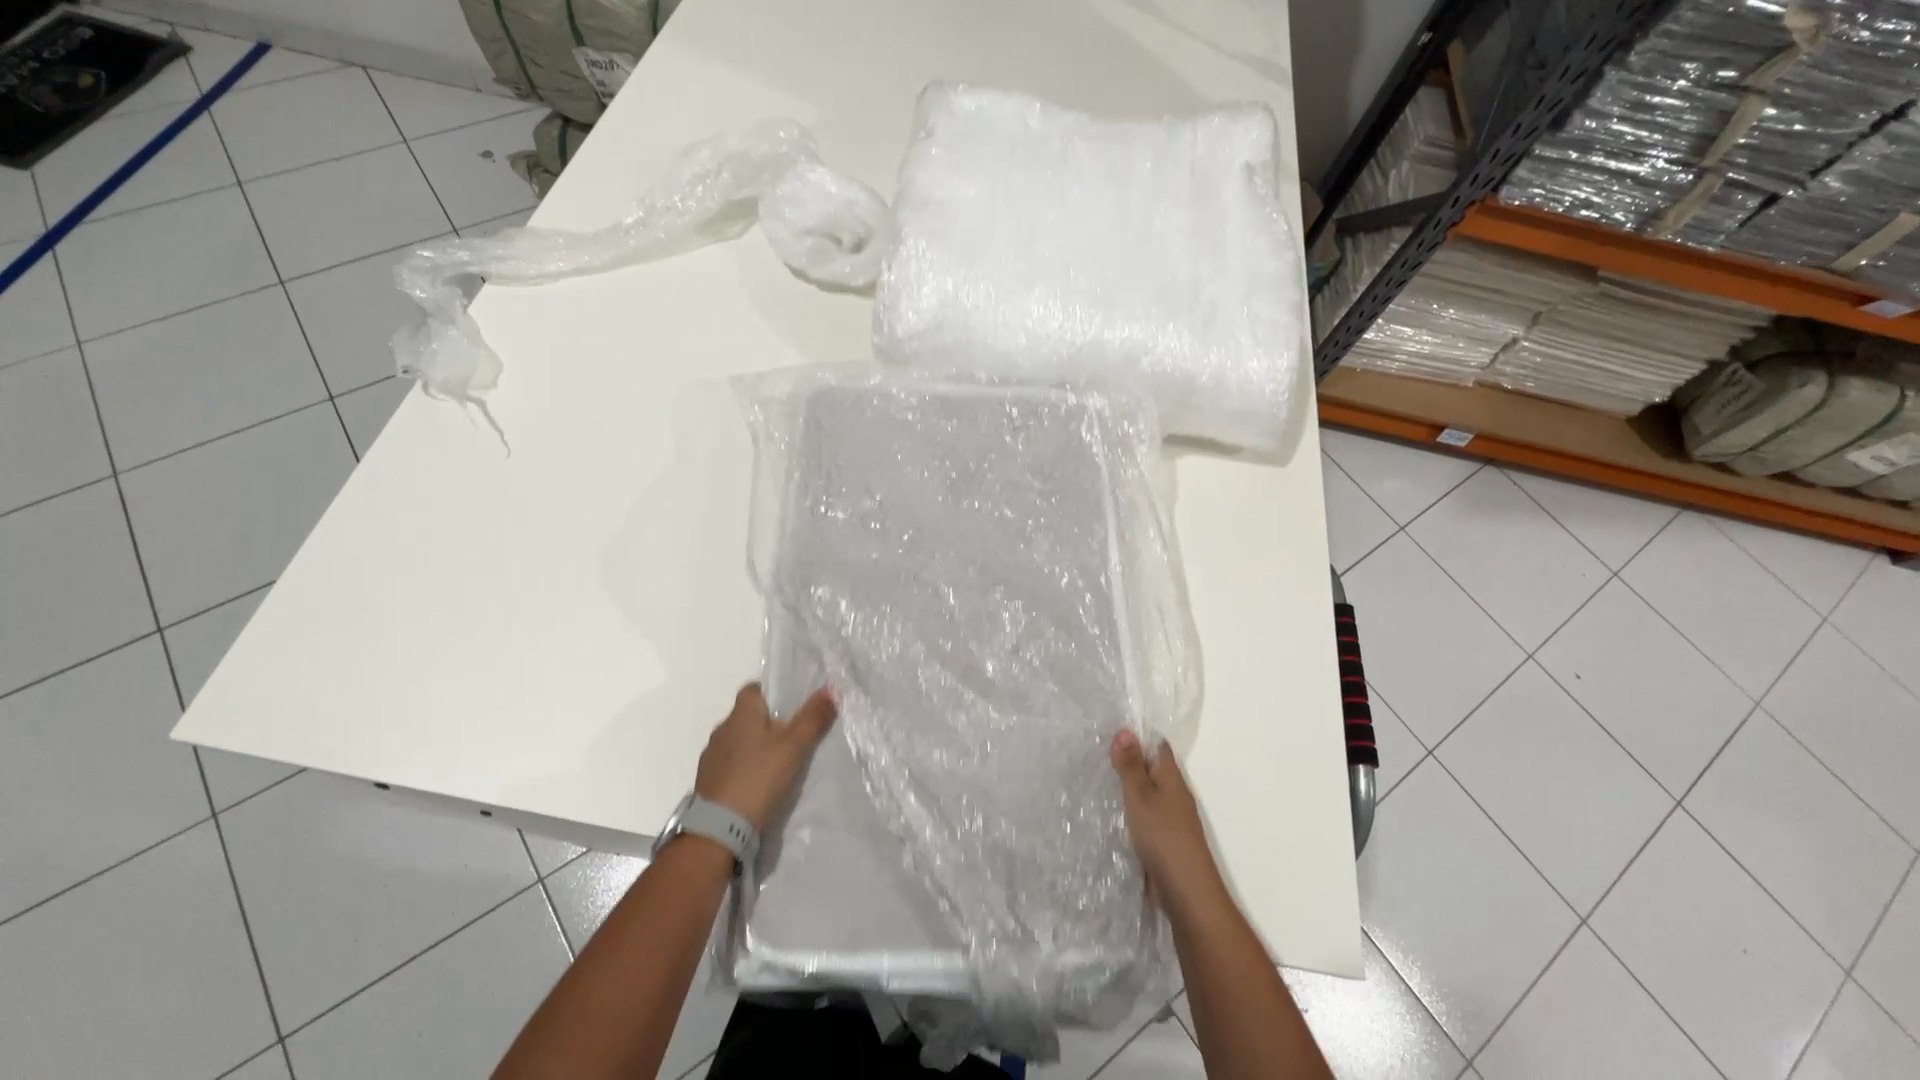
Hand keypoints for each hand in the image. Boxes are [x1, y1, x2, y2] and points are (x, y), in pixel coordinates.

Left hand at [695, 683, 836, 830]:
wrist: (721, 826)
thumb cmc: (759, 777)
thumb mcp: (794, 747)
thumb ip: (812, 718)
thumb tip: (830, 688)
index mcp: (740, 714)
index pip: (753, 688)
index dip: (772, 694)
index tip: (791, 708)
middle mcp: (722, 729)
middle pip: (746, 716)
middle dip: (766, 723)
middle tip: (791, 738)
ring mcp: (711, 756)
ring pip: (737, 741)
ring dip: (753, 747)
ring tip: (776, 764)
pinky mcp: (707, 779)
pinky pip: (729, 764)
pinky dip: (743, 767)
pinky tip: (757, 783)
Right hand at [1111, 730, 1223, 907]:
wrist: (1185, 890)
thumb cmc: (1163, 836)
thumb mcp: (1141, 796)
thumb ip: (1132, 766)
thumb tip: (1125, 730)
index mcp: (1173, 779)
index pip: (1158, 747)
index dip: (1139, 737)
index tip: (1112, 729)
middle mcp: (1175, 795)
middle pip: (1153, 770)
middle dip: (1131, 761)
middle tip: (1096, 751)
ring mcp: (1171, 819)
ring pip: (1149, 794)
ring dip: (1130, 788)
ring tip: (1099, 779)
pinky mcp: (1164, 840)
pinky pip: (1146, 816)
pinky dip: (1131, 811)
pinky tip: (1114, 816)